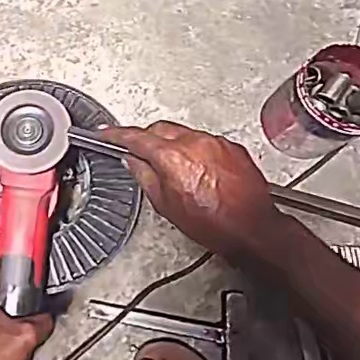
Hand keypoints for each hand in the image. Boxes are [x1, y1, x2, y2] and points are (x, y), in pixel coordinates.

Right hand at [101, 121, 293, 259]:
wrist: (252, 229)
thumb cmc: (214, 224)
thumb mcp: (166, 205)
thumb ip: (145, 177)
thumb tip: (133, 162)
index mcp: (173, 157)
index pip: (136, 137)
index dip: (116, 134)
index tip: (106, 133)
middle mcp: (195, 143)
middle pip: (160, 129)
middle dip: (147, 139)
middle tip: (139, 154)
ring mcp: (216, 143)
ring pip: (184, 134)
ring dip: (173, 145)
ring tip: (174, 171)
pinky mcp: (232, 147)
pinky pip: (206, 142)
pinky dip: (196, 151)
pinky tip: (197, 172)